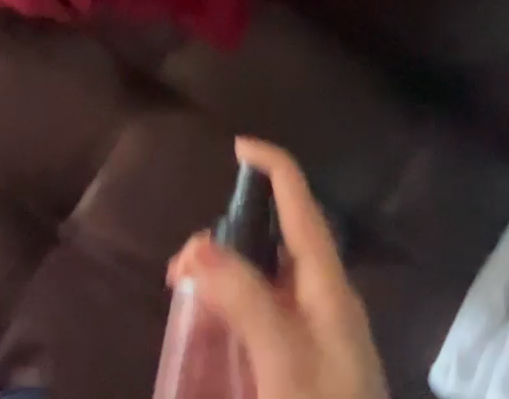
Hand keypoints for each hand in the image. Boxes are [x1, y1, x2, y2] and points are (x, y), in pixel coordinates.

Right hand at [167, 138, 389, 398]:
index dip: (274, 168)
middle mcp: (322, 298)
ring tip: (183, 292)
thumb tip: (198, 245)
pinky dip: (229, 301)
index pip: (303, 207)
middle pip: (275, 239)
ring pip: (262, 275)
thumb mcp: (286, 361)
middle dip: (225, 234)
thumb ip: (246, 301)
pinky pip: (261, 308)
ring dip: (221, 271)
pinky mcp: (302, 355)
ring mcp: (314, 328)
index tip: (237, 146)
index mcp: (328, 287)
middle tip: (180, 268)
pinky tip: (208, 322)